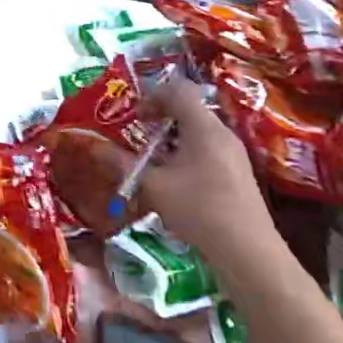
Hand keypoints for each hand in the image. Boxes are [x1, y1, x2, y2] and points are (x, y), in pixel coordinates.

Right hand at [50, 76, 276, 263]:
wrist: (249, 253)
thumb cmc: (199, 210)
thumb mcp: (153, 186)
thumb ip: (122, 162)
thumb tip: (93, 146)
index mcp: (203, 128)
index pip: (179, 90)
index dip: (153, 94)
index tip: (135, 115)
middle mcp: (222, 133)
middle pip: (189, 109)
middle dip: (160, 117)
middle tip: (138, 134)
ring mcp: (234, 153)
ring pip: (198, 131)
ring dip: (172, 137)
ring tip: (152, 158)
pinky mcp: (238, 173)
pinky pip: (208, 148)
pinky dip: (186, 152)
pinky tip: (174, 179)